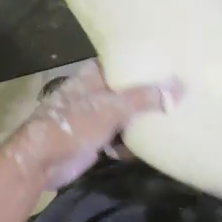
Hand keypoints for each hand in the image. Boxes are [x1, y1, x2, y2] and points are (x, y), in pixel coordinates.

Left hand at [0, 63, 180, 190]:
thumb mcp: (112, 108)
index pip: (119, 61)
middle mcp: (92, 93)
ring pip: (122, 114)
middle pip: (124, 90)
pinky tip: (151, 143)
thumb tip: (180, 87)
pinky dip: (130, 141)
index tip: (166, 60)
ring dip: (140, 119)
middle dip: (145, 93)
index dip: (140, 61)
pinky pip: (118, 137)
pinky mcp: (93, 140)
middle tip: (175, 90)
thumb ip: (145, 98)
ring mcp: (92, 117)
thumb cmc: (73, 124)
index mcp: (92, 76)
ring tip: (171, 114)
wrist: (41, 161)